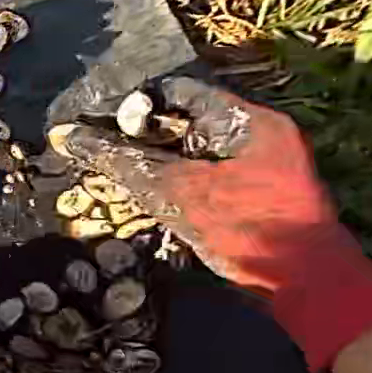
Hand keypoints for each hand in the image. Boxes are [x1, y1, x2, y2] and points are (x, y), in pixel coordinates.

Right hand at [53, 77, 371, 372]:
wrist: (303, 280)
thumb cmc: (242, 226)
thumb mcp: (172, 189)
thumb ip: (120, 159)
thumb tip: (68, 137)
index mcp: (245, 120)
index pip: (175, 92)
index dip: (130, 105)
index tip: (93, 123)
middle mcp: (253, 132)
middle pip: (179, 119)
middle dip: (134, 134)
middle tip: (94, 148)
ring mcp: (254, 161)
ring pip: (184, 147)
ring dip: (148, 158)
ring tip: (108, 169)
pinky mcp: (249, 187)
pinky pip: (196, 169)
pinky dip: (167, 175)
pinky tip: (139, 190)